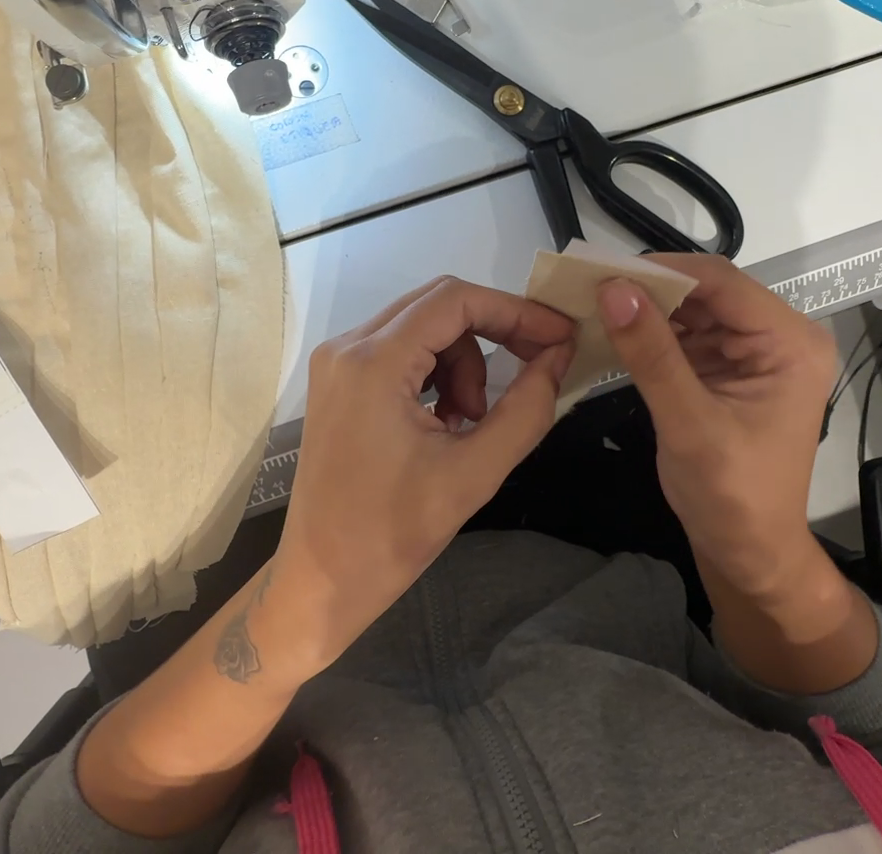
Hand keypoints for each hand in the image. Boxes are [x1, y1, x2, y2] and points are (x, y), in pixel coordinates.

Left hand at [271, 277, 574, 671]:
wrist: (321, 580)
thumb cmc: (392, 535)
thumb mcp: (473, 474)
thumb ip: (526, 409)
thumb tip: (559, 357)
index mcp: (372, 362)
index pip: (455, 300)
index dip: (516, 311)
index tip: (560, 336)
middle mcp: (347, 347)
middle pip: (437, 306)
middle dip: (494, 331)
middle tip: (535, 367)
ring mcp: (337, 363)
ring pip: (421, 328)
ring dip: (462, 362)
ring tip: (471, 421)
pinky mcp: (338, 383)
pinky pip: (400, 353)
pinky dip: (435, 374)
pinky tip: (445, 422)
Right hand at [596, 255, 836, 597]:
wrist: (749, 552)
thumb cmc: (731, 497)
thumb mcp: (689, 424)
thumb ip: (652, 355)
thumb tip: (614, 290)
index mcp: (790, 344)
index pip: (722, 283)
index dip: (662, 270)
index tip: (602, 271)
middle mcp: (779, 338)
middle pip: (708, 292)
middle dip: (650, 288)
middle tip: (589, 287)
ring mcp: (753, 353)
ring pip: (693, 310)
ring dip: (647, 309)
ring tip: (592, 304)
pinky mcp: (728, 369)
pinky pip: (686, 336)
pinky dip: (651, 334)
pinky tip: (614, 331)